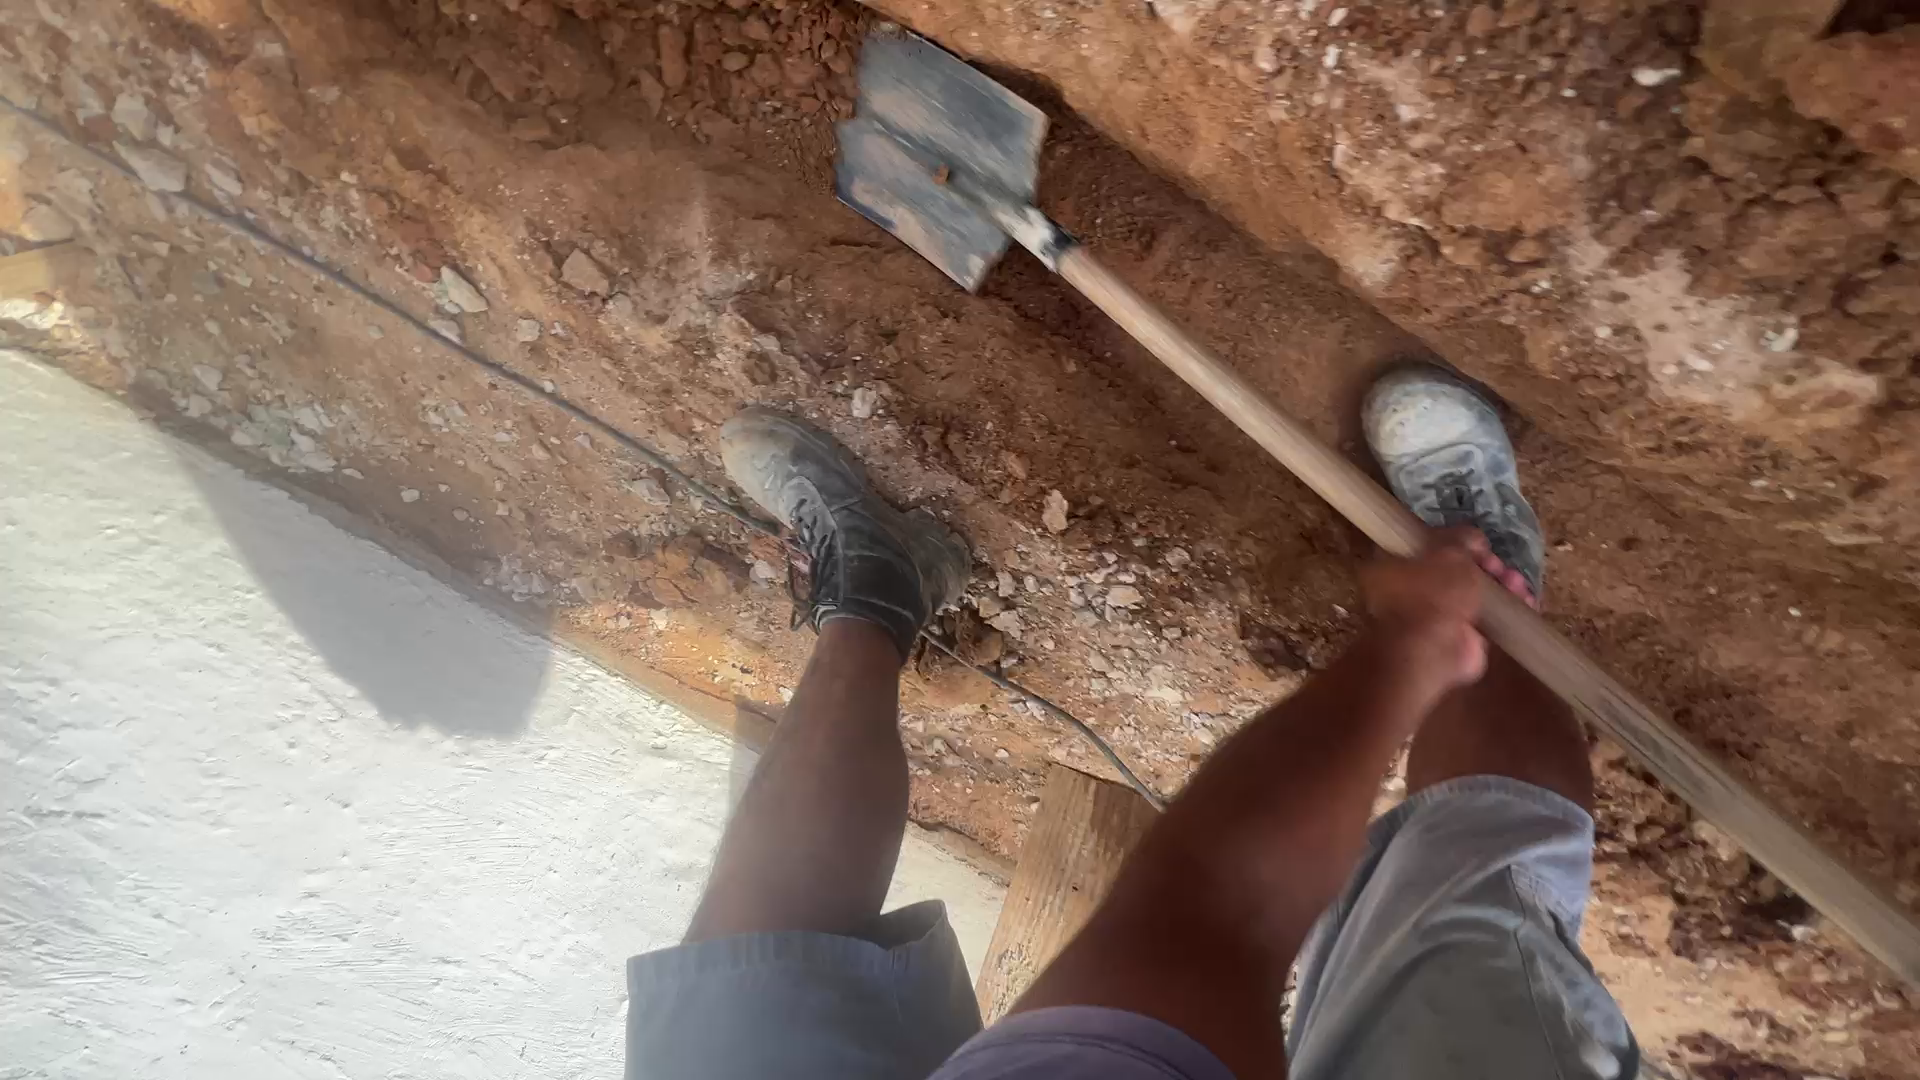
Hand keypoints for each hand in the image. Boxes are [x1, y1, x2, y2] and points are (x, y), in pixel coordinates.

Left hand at [1358, 527, 1531, 691]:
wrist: (1433, 648)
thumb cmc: (1431, 592)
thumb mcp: (1446, 553)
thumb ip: (1459, 540)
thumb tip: (1472, 538)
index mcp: (1389, 567)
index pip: (1422, 548)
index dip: (1452, 543)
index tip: (1476, 544)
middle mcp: (1406, 591)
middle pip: (1452, 571)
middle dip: (1483, 566)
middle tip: (1499, 565)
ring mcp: (1433, 616)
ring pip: (1471, 594)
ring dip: (1499, 586)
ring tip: (1517, 583)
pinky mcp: (1458, 637)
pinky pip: (1485, 618)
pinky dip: (1506, 609)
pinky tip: (1526, 601)